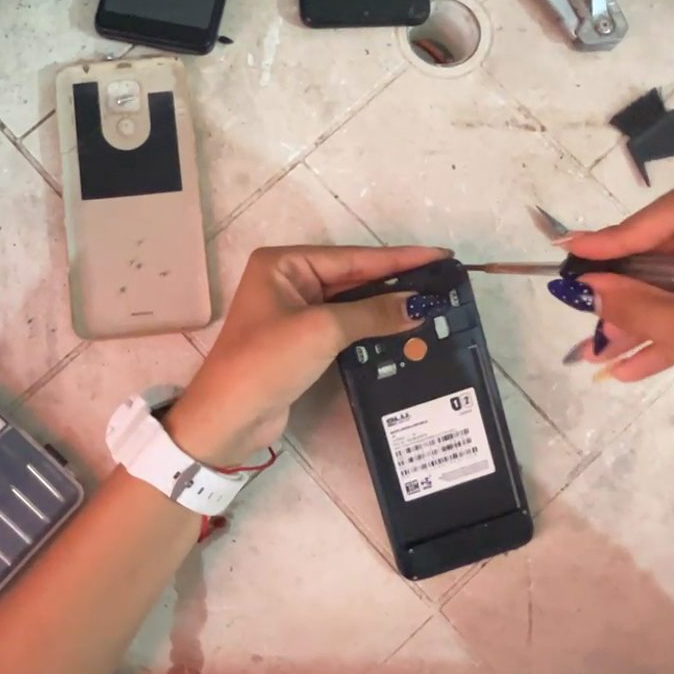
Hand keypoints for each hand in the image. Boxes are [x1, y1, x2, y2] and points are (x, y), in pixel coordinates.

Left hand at [164, 245, 447, 466]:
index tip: (441, 256)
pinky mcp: (300, 342)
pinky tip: (401, 328)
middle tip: (444, 282)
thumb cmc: (267, 361)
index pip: (352, 258)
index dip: (399, 259)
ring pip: (350, 303)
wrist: (229, 417)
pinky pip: (343, 327)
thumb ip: (372, 312)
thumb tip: (420, 304)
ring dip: (385, 306)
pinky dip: (370, 327)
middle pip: (353, 277)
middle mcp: (287, 281)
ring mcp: (293, 313)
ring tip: (432, 305)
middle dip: (395, 282)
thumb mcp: (322, 330)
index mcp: (283, 264)